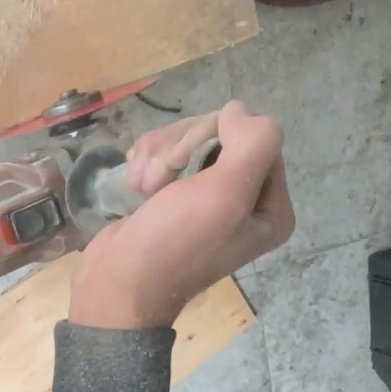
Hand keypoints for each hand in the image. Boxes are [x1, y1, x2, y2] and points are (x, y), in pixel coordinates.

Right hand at [69, 102, 293, 330]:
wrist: (119, 281)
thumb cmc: (176, 242)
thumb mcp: (227, 193)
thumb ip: (253, 143)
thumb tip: (238, 110)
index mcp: (271, 210)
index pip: (258, 141)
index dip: (220, 137)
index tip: (185, 159)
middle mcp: (245, 204)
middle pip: (222, 138)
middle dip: (182, 148)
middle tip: (158, 177)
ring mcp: (207, 202)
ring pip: (190, 143)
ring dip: (159, 157)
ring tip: (143, 186)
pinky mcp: (173, 199)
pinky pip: (167, 158)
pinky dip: (147, 165)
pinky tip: (135, 185)